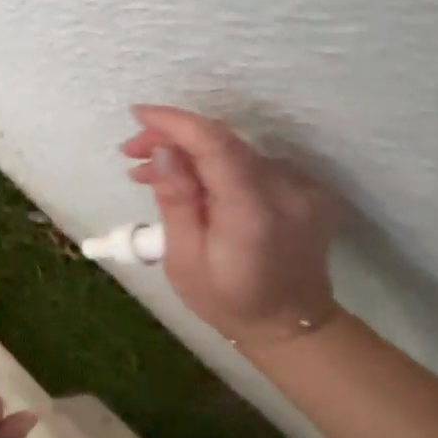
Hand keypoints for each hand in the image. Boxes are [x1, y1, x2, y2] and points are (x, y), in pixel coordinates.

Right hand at [121, 104, 342, 345]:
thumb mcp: (183, 257)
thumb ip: (176, 200)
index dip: (175, 123)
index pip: (216, 147)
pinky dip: (216, 164)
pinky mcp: (306, 189)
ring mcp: (303, 189)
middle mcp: (286, 191)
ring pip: (235, 151)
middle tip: (131, 153)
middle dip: (172, 138)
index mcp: (252, 213)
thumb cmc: (225, 298)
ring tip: (150, 172)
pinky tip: (191, 182)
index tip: (138, 114)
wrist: (291, 323)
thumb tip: (162, 153)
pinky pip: (251, 163)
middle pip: (224, 143)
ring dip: (190, 153)